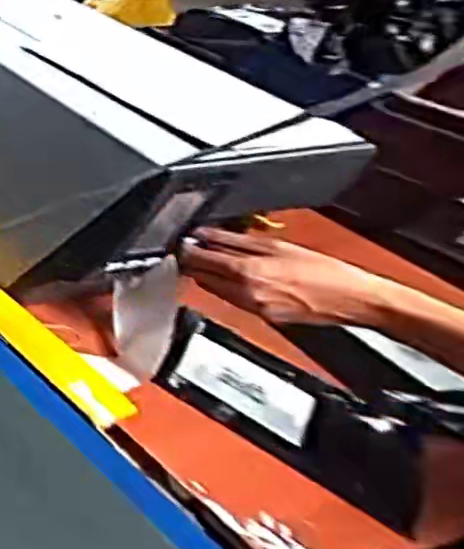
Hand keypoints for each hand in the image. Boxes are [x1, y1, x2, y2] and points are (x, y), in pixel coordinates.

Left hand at [182, 227, 393, 326]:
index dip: (185, 247)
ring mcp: (253, 307)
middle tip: (199, 248)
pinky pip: (230, 298)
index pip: (193, 259)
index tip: (185, 240)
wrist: (364, 302)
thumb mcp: (276, 246)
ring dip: (208, 274)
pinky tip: (239, 277)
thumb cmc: (329, 273)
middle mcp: (244, 292)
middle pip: (196, 274)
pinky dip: (226, 286)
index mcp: (245, 272)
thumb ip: (231, 240)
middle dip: (193, 261)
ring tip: (221, 261)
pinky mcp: (263, 316)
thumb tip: (202, 232)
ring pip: (210, 287)